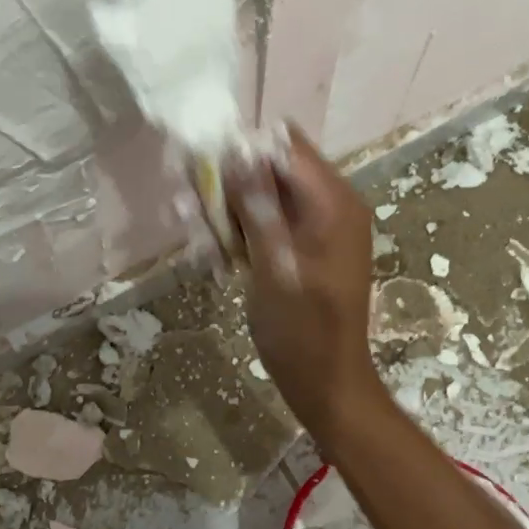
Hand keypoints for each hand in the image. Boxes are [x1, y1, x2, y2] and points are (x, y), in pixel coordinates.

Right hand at [223, 122, 383, 437]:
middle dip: (230, 180)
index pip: (285, 147)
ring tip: (202, 234)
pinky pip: (267, 218)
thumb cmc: (302, 328)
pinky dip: (241, 228)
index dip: (243, 151)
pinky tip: (219, 252)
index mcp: (334, 203)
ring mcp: (319, 224)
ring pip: (264, 193)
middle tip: (194, 207)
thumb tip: (237, 154)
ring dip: (229, 207)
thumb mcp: (275, 266)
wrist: (325, 380)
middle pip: (272, 167)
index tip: (203, 169)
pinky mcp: (304, 243)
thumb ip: (258, 207)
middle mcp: (331, 204)